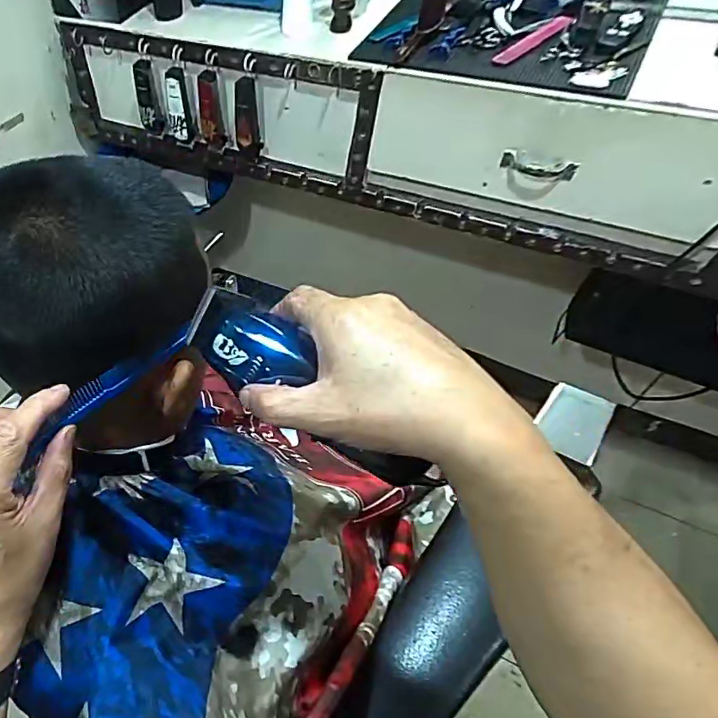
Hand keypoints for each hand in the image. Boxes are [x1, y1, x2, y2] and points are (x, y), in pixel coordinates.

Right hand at [237, 287, 531, 468]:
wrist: (466, 419)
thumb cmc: (391, 410)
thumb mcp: (320, 414)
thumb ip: (273, 405)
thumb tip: (251, 396)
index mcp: (339, 316)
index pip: (295, 298)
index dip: (277, 319)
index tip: (273, 345)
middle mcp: (372, 306)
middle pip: (327, 316)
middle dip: (311, 346)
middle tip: (309, 383)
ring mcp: (406, 318)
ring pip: (360, 329)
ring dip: (345, 354)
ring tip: (350, 396)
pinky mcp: (429, 335)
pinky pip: (389, 339)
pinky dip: (377, 359)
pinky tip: (385, 395)